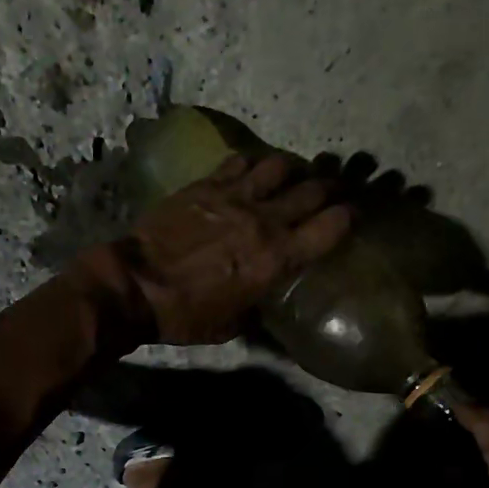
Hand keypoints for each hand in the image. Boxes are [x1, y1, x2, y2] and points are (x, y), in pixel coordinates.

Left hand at [74, 153, 350, 346]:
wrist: (136, 285)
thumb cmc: (185, 314)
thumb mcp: (232, 326)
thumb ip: (258, 306)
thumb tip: (267, 301)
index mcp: (278, 259)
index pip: (332, 227)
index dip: (348, 217)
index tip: (352, 214)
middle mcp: (265, 221)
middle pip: (313, 190)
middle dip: (330, 186)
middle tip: (332, 188)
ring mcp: (235, 197)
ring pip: (280, 165)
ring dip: (293, 168)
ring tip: (293, 172)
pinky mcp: (206, 185)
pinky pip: (239, 161)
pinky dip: (252, 162)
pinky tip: (251, 168)